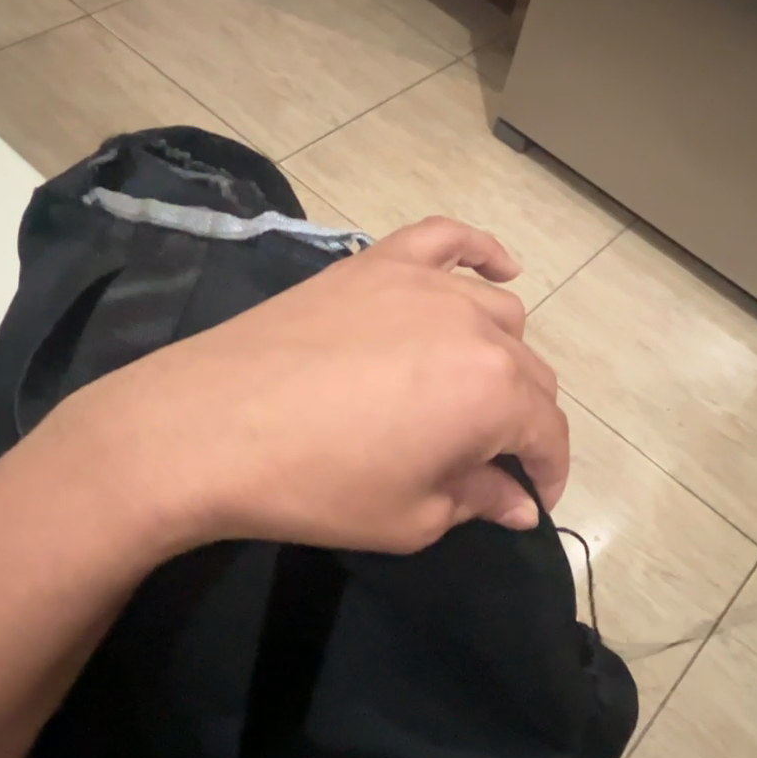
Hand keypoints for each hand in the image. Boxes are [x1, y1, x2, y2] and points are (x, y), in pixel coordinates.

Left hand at [32, 216, 569, 554]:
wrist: (207, 429)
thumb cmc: (316, 487)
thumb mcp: (411, 517)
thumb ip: (479, 501)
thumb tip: (520, 504)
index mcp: (494, 393)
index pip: (549, 433)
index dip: (548, 472)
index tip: (530, 498)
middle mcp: (475, 327)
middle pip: (530, 372)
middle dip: (523, 422)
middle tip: (485, 459)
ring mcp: (425, 284)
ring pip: (499, 312)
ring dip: (501, 356)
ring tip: (468, 390)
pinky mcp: (378, 262)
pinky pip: (448, 239)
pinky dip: (480, 251)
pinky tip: (496, 267)